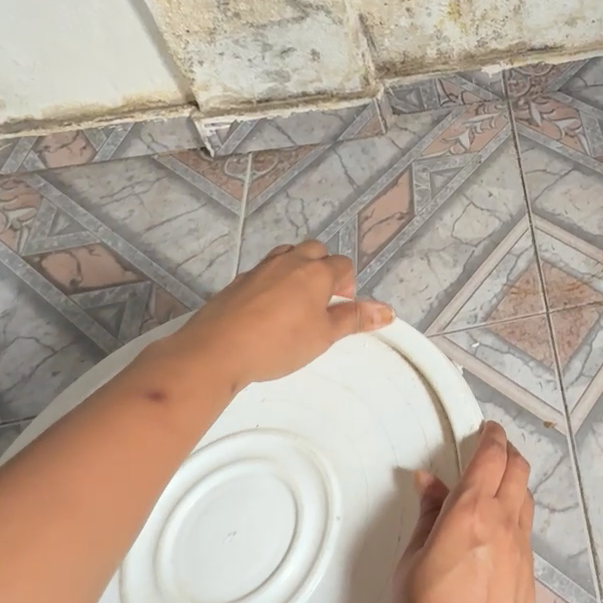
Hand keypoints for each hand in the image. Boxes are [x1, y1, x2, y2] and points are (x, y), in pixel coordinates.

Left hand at [164, 240, 392, 388]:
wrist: (215, 351)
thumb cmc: (279, 343)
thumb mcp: (324, 336)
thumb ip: (354, 319)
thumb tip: (388, 310)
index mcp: (317, 272)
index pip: (343, 265)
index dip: (347, 284)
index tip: (340, 307)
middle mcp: (290, 261)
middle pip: (315, 250)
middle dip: (323, 268)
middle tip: (320, 300)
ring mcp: (261, 269)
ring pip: (287, 254)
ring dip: (297, 268)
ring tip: (295, 298)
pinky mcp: (237, 282)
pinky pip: (263, 271)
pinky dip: (272, 281)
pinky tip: (266, 308)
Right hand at [390, 421, 534, 602]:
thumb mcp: (411, 564)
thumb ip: (427, 517)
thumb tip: (429, 486)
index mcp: (471, 512)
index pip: (491, 455)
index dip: (492, 435)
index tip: (488, 429)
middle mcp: (503, 525)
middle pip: (518, 469)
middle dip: (507, 453)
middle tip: (494, 450)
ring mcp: (520, 551)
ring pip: (526, 499)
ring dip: (515, 484)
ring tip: (497, 486)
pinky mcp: (528, 577)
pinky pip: (527, 533)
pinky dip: (516, 519)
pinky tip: (499, 532)